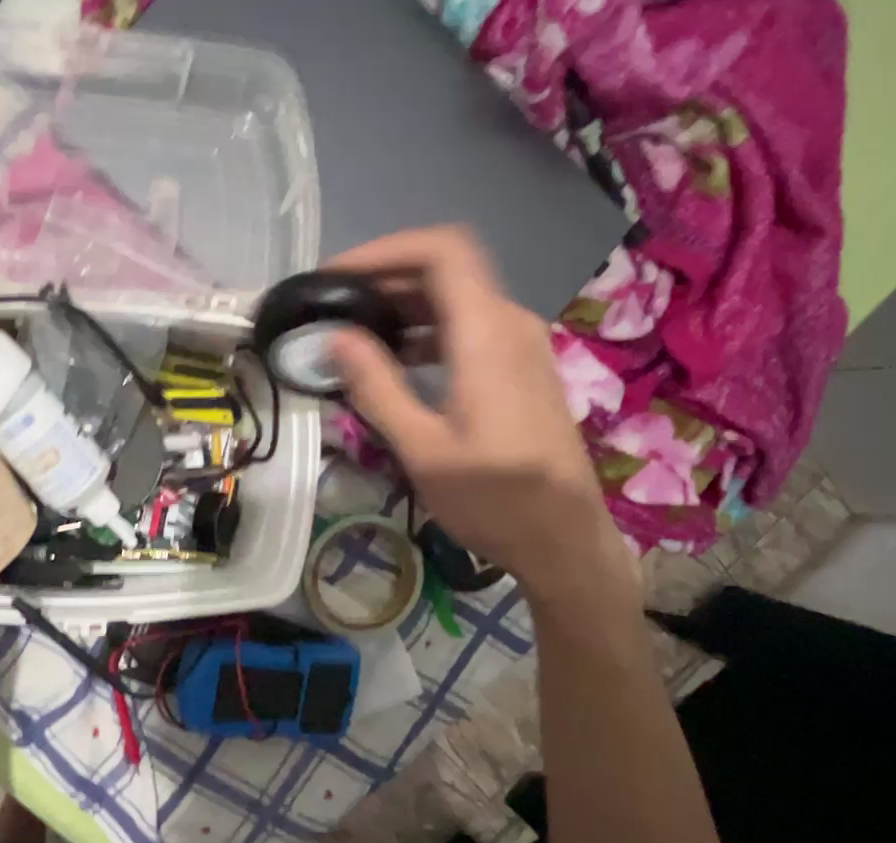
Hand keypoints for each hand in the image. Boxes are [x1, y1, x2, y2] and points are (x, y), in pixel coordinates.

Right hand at [327, 226, 635, 606]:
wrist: (564, 538)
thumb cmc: (493, 499)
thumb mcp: (422, 449)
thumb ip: (377, 387)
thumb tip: (334, 337)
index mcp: (486, 335)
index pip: (441, 251)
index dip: (384, 250)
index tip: (335, 277)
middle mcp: (510, 324)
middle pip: (447, 269)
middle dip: (385, 278)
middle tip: (331, 307)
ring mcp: (521, 345)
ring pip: (457, 298)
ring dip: (403, 305)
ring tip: (352, 334)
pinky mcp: (521, 368)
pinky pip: (468, 327)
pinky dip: (425, 330)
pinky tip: (395, 363)